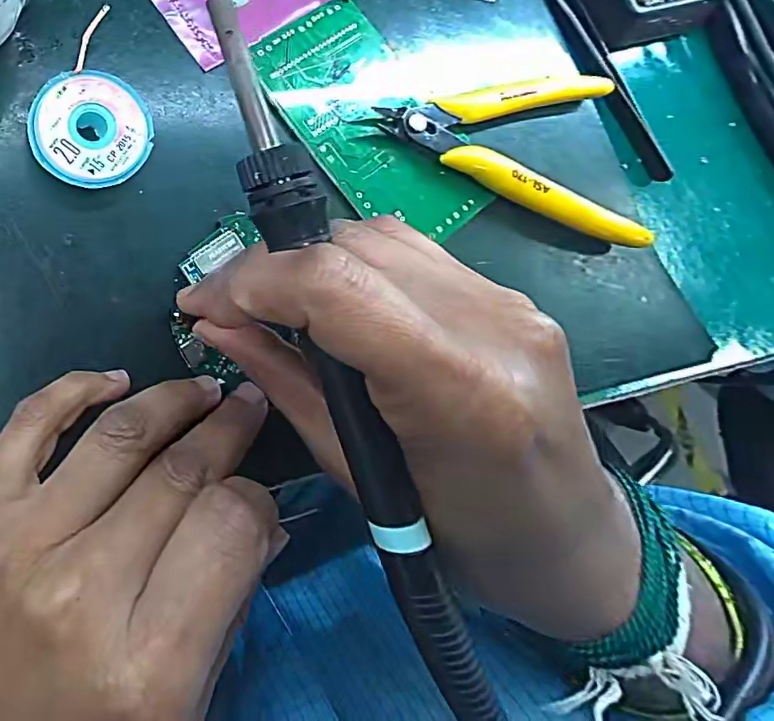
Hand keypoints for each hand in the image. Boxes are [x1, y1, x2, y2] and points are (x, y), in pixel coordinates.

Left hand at [0, 372, 282, 720]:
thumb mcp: (171, 712)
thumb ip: (218, 615)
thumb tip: (254, 517)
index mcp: (147, 666)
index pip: (226, 530)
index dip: (254, 493)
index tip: (256, 484)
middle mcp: (82, 590)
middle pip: (175, 476)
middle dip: (222, 430)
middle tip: (243, 405)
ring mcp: (19, 540)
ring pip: (113, 438)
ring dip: (165, 400)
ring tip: (198, 389)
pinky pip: (30, 423)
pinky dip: (75, 389)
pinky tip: (112, 381)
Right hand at [176, 216, 639, 643]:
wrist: (574, 539)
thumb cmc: (458, 531)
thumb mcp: (350, 469)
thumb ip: (279, 380)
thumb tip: (211, 324)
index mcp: (458, 388)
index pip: (331, 286)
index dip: (250, 283)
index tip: (200, 305)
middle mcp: (489, 324)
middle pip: (341, 247)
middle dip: (260, 268)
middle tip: (218, 304)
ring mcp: (504, 299)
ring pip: (366, 233)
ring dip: (297, 258)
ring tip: (265, 298)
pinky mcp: (501, 290)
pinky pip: (399, 245)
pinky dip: (340, 257)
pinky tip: (322, 294)